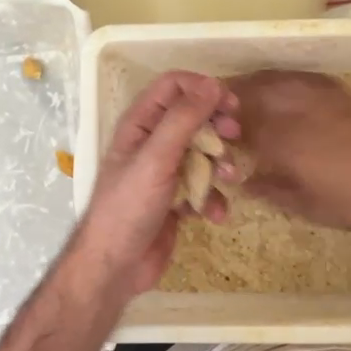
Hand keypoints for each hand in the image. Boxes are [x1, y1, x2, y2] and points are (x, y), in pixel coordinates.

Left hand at [62, 71, 238, 299]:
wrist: (116, 266)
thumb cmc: (129, 206)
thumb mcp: (156, 158)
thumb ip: (182, 119)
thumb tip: (212, 84)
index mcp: (140, 124)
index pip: (173, 86)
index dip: (202, 89)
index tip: (229, 105)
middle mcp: (152, 143)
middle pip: (194, 118)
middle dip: (217, 126)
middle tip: (234, 136)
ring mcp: (165, 173)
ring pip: (203, 154)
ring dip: (220, 165)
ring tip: (229, 178)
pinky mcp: (176, 201)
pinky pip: (203, 189)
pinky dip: (213, 199)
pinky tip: (215, 215)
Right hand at [227, 70, 350, 235]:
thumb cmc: (350, 201)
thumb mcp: (300, 204)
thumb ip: (266, 187)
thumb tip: (244, 180)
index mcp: (278, 138)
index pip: (235, 124)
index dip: (218, 127)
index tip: (209, 133)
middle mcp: (292, 107)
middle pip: (249, 91)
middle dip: (229, 100)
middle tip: (220, 114)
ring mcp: (317, 94)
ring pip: (273, 79)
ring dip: (253, 87)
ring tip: (244, 101)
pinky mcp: (338, 91)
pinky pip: (298, 79)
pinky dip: (280, 83)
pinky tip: (281, 96)